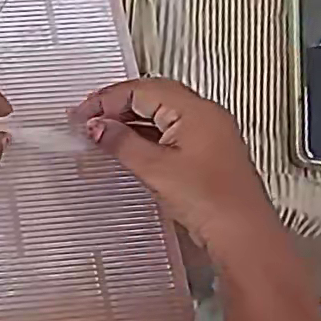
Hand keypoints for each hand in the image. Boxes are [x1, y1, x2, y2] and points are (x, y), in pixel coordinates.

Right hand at [72, 78, 283, 255]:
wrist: (239, 230)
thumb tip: (98, 127)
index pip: (141, 90)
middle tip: (86, 117)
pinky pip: (167, 131)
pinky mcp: (202, 152)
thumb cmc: (211, 199)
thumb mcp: (155, 168)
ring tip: (99, 132)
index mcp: (195, 110)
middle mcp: (204, 115)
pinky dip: (141, 134)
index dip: (106, 99)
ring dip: (127, 119)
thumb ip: (121, 143)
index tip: (81, 114)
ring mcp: (205, 133)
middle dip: (115, 103)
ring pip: (159, 113)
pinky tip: (125, 147)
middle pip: (151, 95)